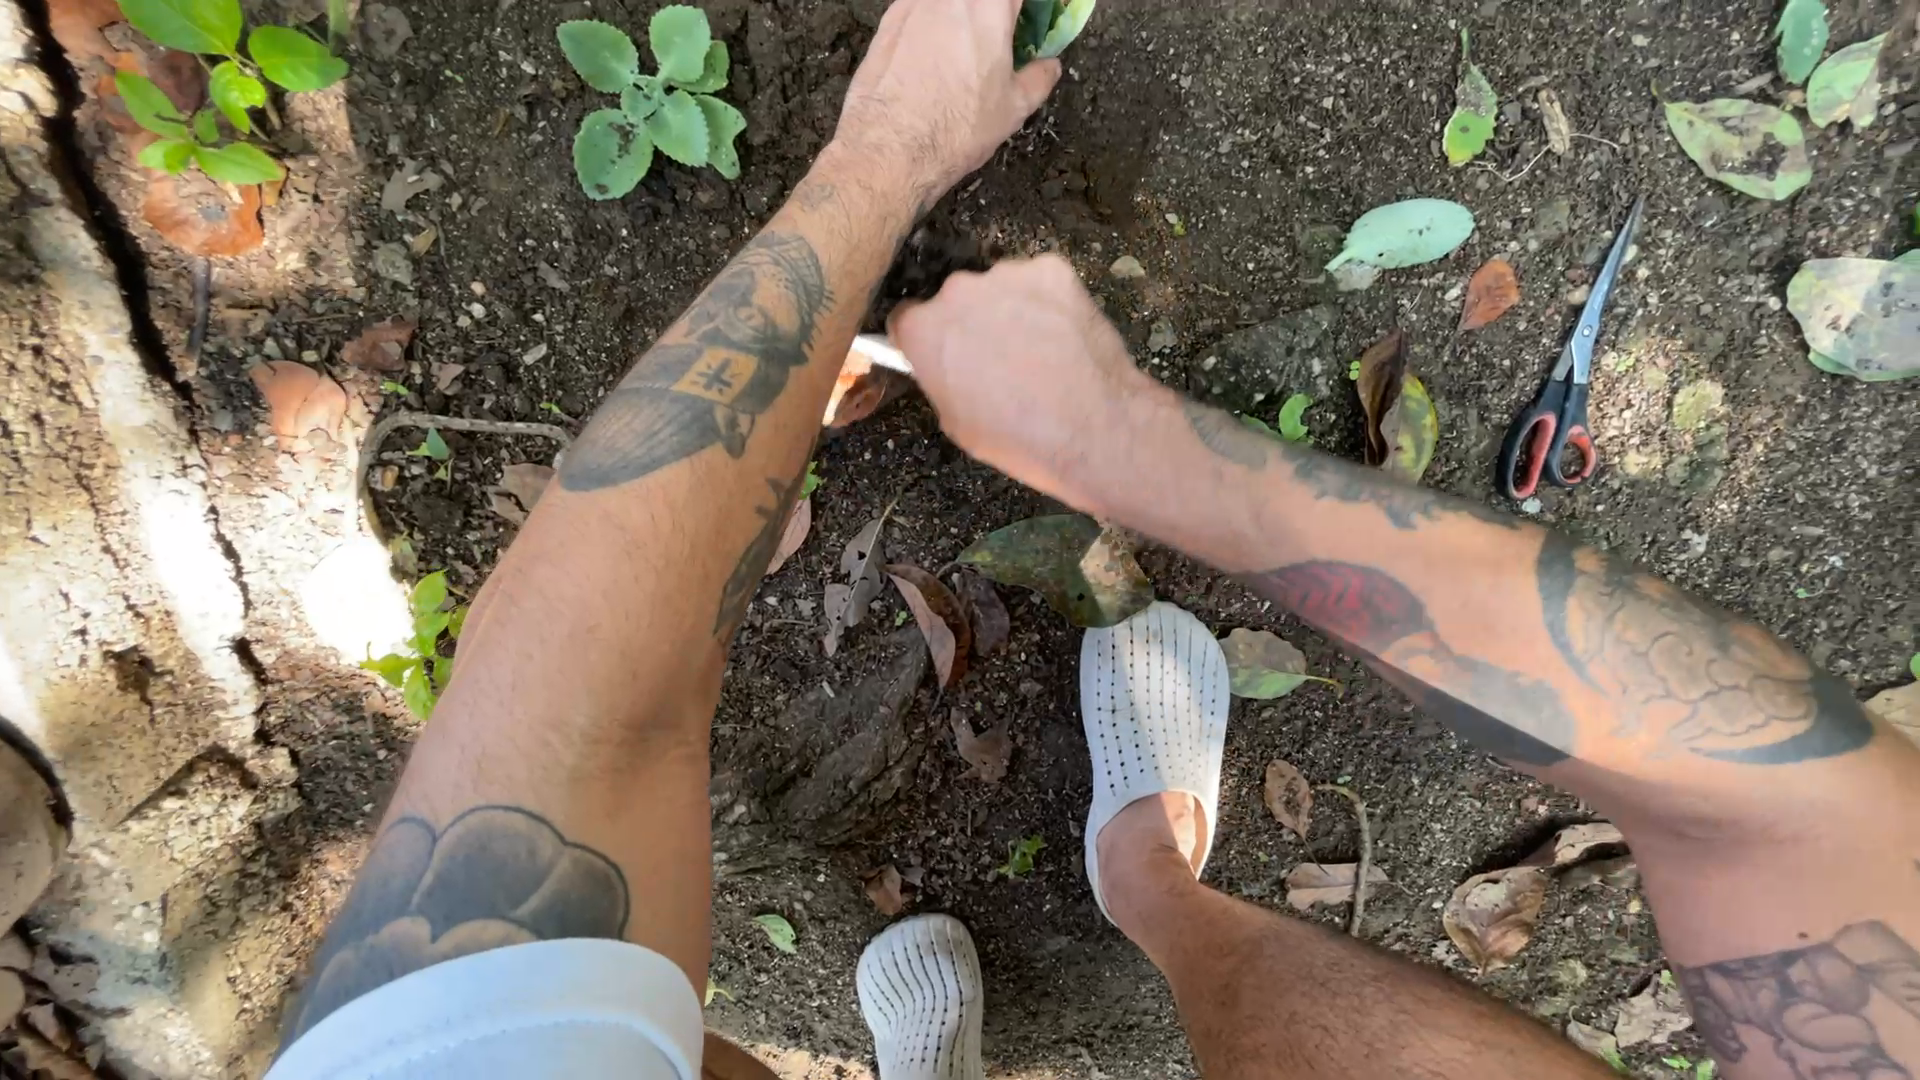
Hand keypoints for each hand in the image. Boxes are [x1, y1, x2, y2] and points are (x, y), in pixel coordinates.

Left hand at [834, 0, 1061, 204]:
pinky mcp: (888, 20)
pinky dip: (933, 26)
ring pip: (949, 6)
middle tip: (1001, 40)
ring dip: (961, 22)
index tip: (1031, 23)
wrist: (891, 149)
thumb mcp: (1012, 110)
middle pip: (982, 0)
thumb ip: (1038, 79)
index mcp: (990, 4)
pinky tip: (934, 61)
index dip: (1027, 10)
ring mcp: (915, 2)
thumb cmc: (955, 129)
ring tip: (964, 56)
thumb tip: (1049, 67)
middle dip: (995, 16)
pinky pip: (920, 11)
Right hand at [890, 255, 1150, 505]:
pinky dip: (1049, 303)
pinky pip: (1041, 283)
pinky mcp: (1053, 270)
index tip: (939, 354)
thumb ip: (941, 379)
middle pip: (955, 300)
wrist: (1090, 428)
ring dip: (1010, 310)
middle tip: (998, 359)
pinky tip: (1064, 337)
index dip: (923, 340)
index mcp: (924, 329)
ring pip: (1000, 288)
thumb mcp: (956, 422)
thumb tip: (948, 367)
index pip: (906, 319)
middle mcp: (958, 290)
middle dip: (970, 323)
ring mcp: (1008, 274)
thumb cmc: (1017, 437)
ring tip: (1039, 351)